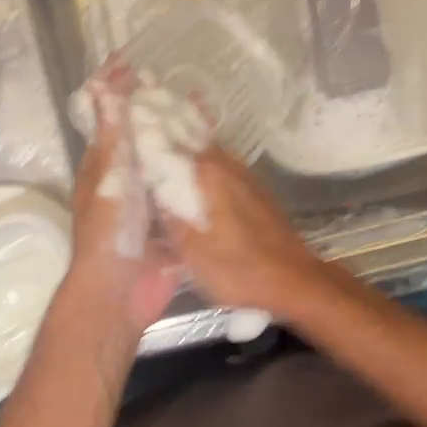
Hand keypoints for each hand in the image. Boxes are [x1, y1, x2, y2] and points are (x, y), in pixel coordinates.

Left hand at [64, 57, 180, 336]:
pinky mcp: (173, 223)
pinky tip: (219, 158)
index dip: (115, 90)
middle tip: (178, 83)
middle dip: (155, 110)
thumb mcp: (109, 178)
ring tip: (202, 111)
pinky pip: (186, 192)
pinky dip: (199, 174)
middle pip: (141, 138)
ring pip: (166, 163)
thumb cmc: (109, 232)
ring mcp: (150, 202)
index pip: (108, 118)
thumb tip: (104, 89)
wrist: (122, 292)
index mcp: (103, 167)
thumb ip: (113, 137)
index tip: (129, 62)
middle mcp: (126, 181)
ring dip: (180, 139)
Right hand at [160, 148, 331, 316]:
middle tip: (145, 155)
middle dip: (172, 147)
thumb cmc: (242, 270)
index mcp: (211, 175)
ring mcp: (249, 179)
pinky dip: (209, 176)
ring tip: (167, 169)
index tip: (131, 143)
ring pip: (213, 159)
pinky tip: (198, 190)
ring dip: (192, 160)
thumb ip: (171, 221)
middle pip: (195, 146)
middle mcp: (231, 167)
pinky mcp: (260, 194)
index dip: (151, 144)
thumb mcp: (195, 254)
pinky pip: (226, 174)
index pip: (174, 146)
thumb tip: (153, 198)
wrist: (296, 282)